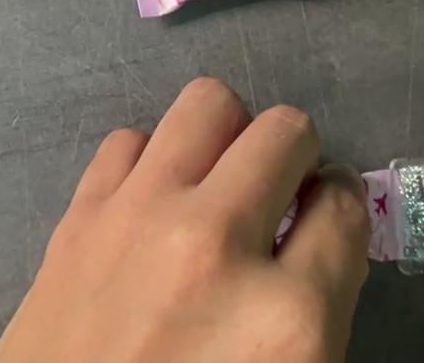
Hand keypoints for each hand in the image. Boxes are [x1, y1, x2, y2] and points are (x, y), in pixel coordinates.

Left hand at [0, 77, 368, 362]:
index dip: (340, 207)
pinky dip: (150, 163)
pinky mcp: (78, 217)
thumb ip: (317, 306)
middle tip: (278, 194)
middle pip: (285, 131)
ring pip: (208, 103)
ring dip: (227, 136)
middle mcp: (216, 247)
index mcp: (287, 321)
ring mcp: (139, 220)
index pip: (345, 207)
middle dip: (295, 157)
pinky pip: (130, 139)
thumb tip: (319, 228)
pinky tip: (150, 204)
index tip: (325, 215)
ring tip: (218, 179)